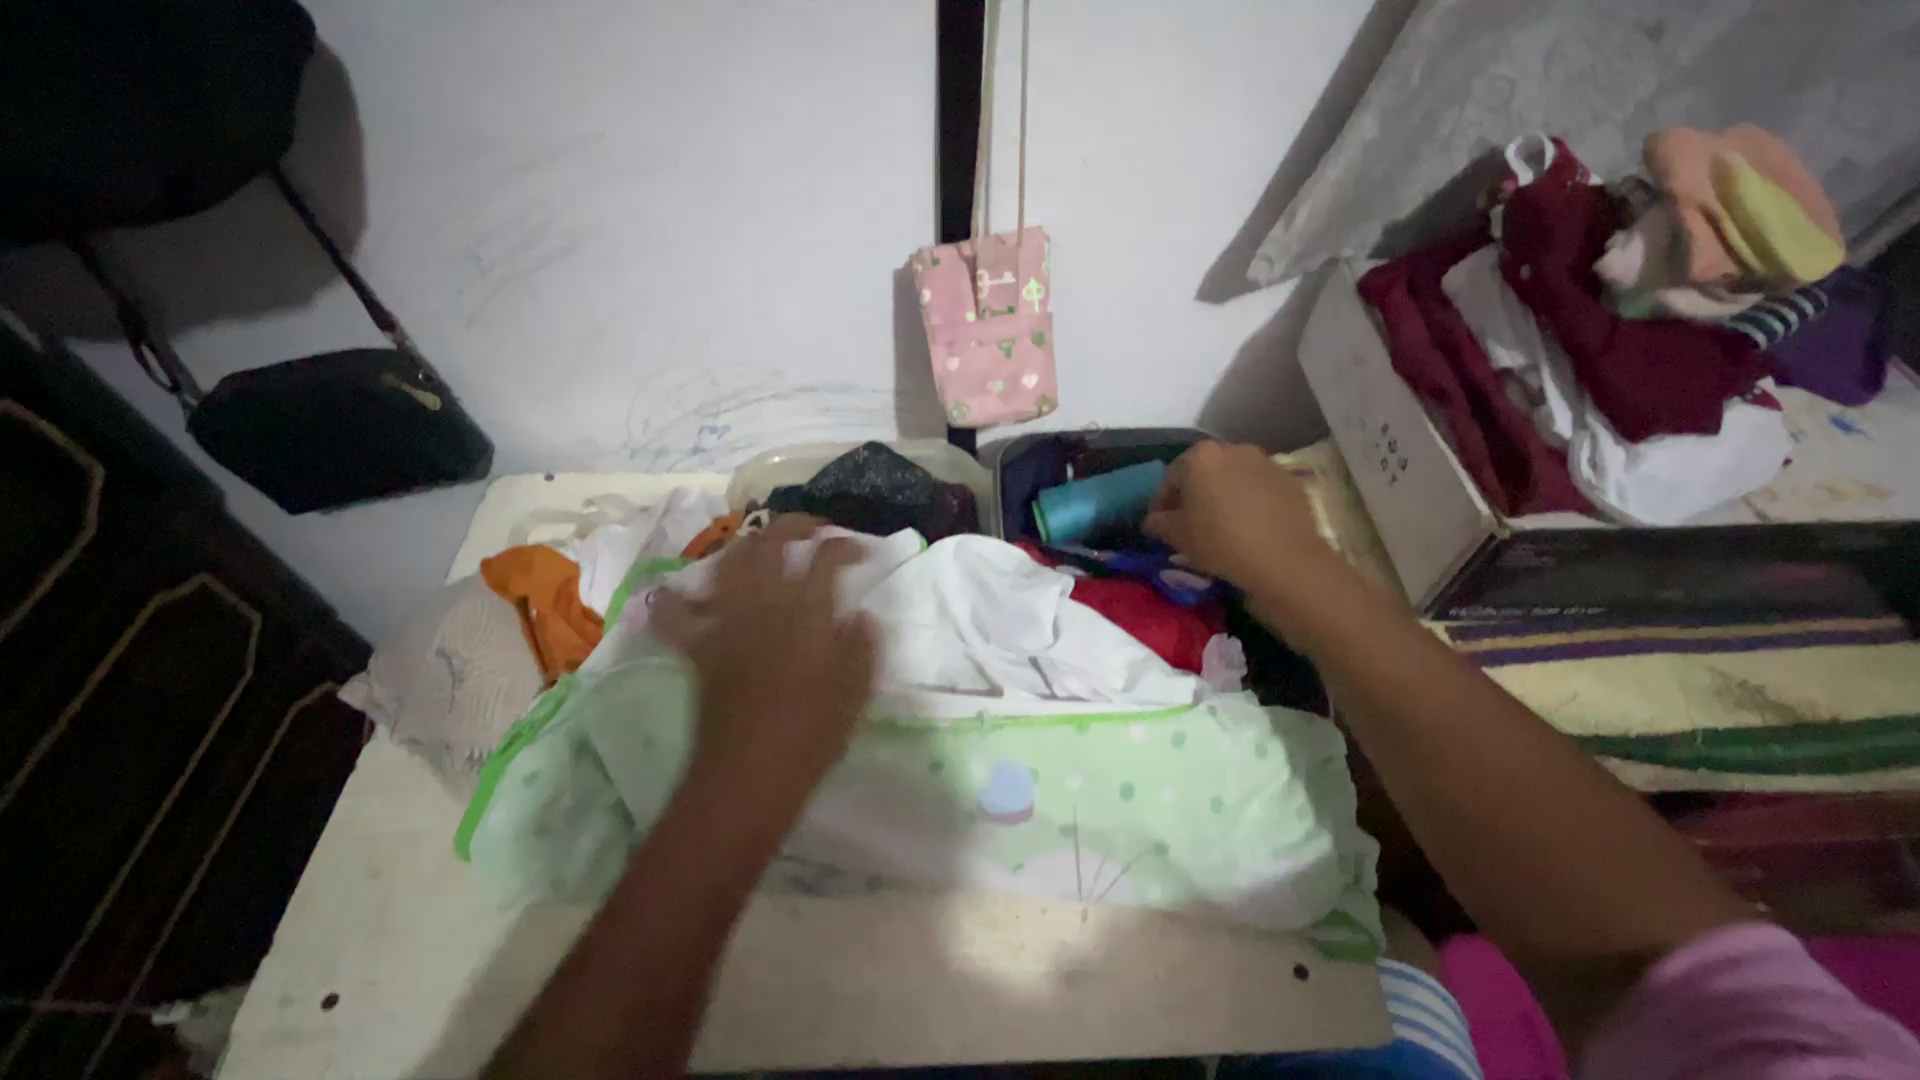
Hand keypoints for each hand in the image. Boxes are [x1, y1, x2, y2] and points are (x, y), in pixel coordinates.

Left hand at [652, 515, 877, 806]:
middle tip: (814, 533)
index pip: (825, 556)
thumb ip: (861, 645)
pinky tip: (683, 593)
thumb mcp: (856, 691)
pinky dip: (677, 599)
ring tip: (765, 552)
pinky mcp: (698, 647)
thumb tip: (860, 616)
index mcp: (806, 613)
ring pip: (727, 563)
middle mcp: (761, 605)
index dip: (844, 544)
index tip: (858, 551)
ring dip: (748, 547)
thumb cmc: (812, 736)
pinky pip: (676, 614)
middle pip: (770, 541)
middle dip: (794, 525)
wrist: (750, 776)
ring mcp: (725, 622)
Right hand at [1143, 441, 1331, 591]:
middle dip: (1195, 495)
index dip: (1161, 503)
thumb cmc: (1220, 541)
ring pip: (1234, 479)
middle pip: (1204, 472)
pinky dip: (1251, 503)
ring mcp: (1266, 462)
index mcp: (1200, 456)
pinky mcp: (1290, 481)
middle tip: (1190, 524)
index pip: (1170, 478)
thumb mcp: (1177, 536)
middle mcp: (1234, 449)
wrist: (1284, 559)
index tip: (1160, 525)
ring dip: (1224, 496)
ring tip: (1223, 526)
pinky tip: (1250, 528)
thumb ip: (1158, 523)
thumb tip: (1152, 521)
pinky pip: (1261, 490)